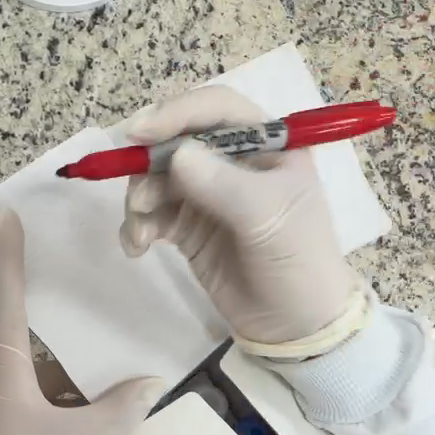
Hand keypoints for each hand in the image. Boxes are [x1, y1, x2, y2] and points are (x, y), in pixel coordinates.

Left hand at [0, 210, 167, 434]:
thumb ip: (118, 411)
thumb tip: (151, 381)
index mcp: (5, 371)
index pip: (8, 301)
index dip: (9, 258)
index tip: (6, 217)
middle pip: (19, 320)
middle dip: (40, 288)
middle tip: (64, 251)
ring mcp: (3, 398)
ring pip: (34, 355)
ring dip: (61, 340)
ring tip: (96, 313)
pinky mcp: (11, 418)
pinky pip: (41, 383)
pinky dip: (66, 377)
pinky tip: (99, 378)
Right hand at [121, 86, 368, 356]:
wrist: (295, 324)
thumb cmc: (297, 260)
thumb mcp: (269, 217)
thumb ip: (223, 184)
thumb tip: (176, 155)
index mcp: (266, 143)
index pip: (215, 110)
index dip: (175, 114)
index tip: (137, 133)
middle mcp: (233, 162)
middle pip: (176, 142)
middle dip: (149, 166)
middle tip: (139, 198)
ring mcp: (207, 195)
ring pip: (157, 179)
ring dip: (140, 200)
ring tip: (142, 233)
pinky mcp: (188, 228)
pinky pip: (152, 214)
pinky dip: (138, 226)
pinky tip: (138, 247)